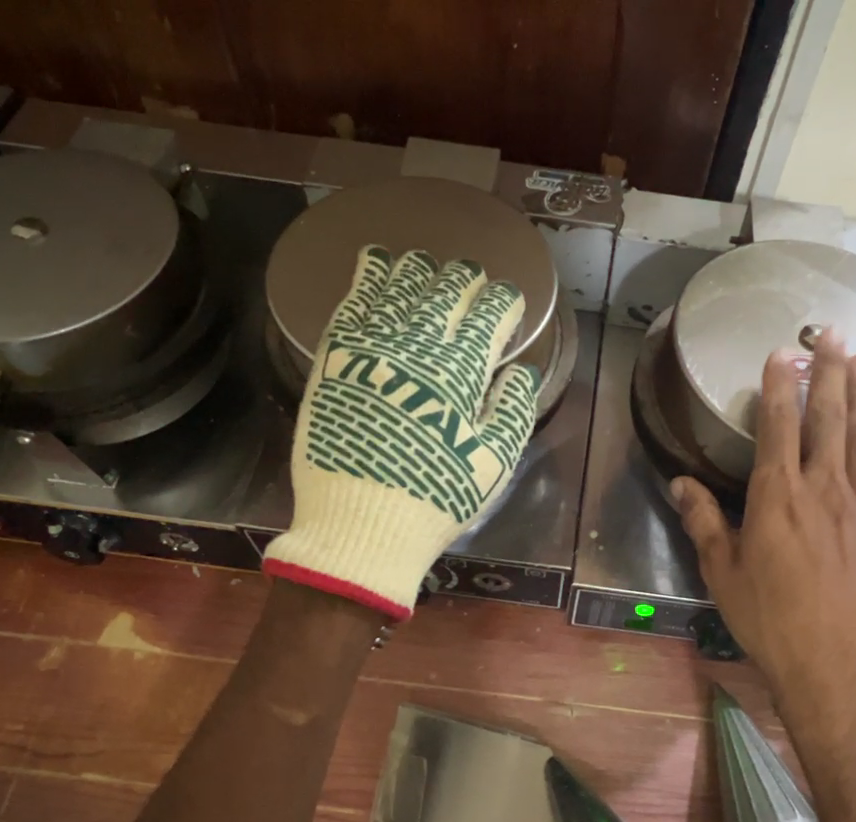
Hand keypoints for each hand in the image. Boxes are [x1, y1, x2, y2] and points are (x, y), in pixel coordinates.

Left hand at [263, 246, 540, 619]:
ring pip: (398, 291)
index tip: (507, 302)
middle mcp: (418, 350)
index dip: (502, 303)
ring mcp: (371, 352)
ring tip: (422, 263)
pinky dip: (366, 281)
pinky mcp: (334, 362)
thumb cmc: (432, 499)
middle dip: (462, 279)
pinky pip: (352, 307)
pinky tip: (373, 266)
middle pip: (444, 295)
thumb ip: (512, 411)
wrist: (359, 526)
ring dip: (414, 271)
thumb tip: (521, 370)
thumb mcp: (493, 465)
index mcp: (462, 374)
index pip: (489, 317)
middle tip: (467, 275)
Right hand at [672, 327, 855, 707]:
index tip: (781, 351)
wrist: (836, 665)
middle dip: (829, 371)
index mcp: (776, 497)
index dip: (778, 385)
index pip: (776, 426)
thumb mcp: (722, 573)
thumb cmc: (770, 620)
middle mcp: (821, 488)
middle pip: (827, 418)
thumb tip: (679, 483)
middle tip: (833, 332)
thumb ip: (703, 522)